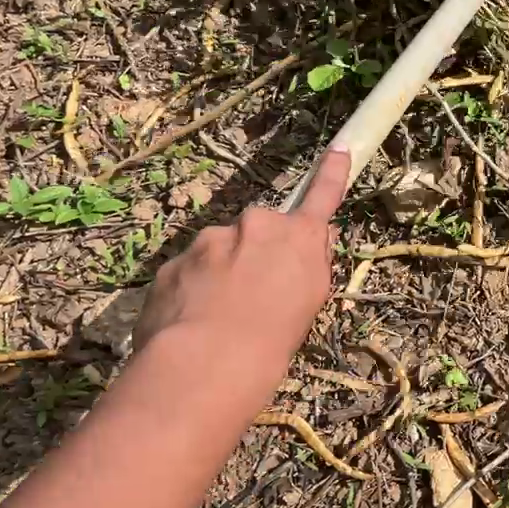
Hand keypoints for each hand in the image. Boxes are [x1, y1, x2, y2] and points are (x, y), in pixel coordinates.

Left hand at [134, 148, 350, 368]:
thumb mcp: (313, 295)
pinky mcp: (170, 264)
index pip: (322, 195)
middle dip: (257, 249)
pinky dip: (192, 289)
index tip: (338, 149)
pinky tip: (194, 320)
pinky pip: (187, 271)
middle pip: (259, 230)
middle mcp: (254, 225)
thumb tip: (315, 239)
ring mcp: (208, 241)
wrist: (208, 358)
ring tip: (220, 313)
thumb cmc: (277, 329)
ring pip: (220, 250)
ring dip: (222, 270)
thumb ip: (314, 260)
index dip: (332, 172)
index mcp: (297, 233)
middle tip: (257, 288)